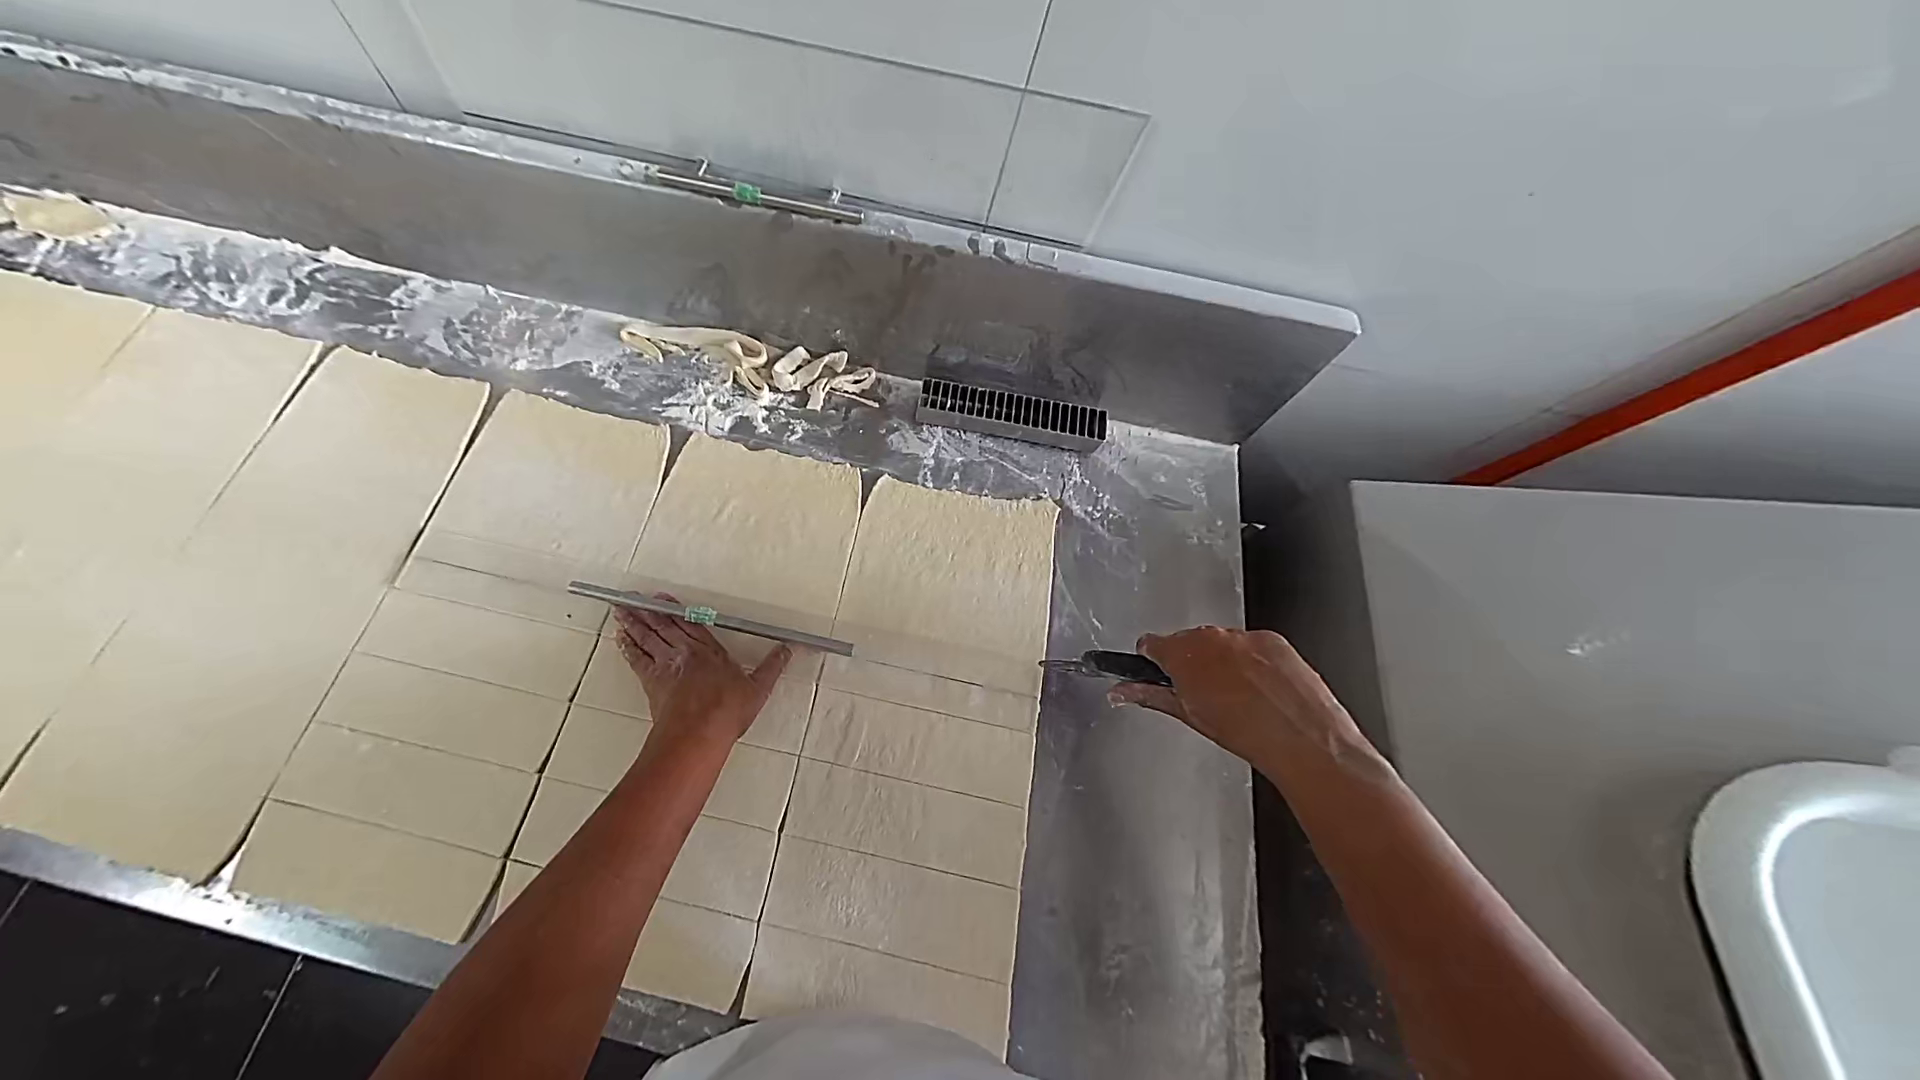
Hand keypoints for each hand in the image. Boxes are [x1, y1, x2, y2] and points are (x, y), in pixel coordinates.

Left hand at [612, 596, 791, 746]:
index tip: (663, 599)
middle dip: (648, 611)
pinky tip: (620, 638)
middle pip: (664, 626)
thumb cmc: (726, 712)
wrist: (699, 733)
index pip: (691, 623)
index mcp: (711, 651)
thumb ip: (772, 667)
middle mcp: (686, 653)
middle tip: (633, 597)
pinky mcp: (653, 681)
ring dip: (633, 623)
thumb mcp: (758, 688)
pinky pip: (637, 658)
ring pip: (647, 638)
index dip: (675, 610)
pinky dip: (627, 647)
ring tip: (621, 610)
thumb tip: (786, 651)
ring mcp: (667, 666)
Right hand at [1108, 626, 1386, 776]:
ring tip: (1236, 697)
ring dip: (1221, 661)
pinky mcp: (1272, 640)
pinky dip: (1252, 661)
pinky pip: (1251, 645)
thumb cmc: (1246, 732)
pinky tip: (1260, 690)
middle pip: (1187, 641)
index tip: (1154, 669)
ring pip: (1220, 643)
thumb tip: (1122, 691)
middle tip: (1200, 694)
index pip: (1151, 643)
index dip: (1150, 658)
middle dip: (1189, 662)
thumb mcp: (1188, 716)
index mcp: (1182, 653)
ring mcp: (1243, 637)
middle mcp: (1211, 638)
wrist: (1303, 738)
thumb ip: (1149, 695)